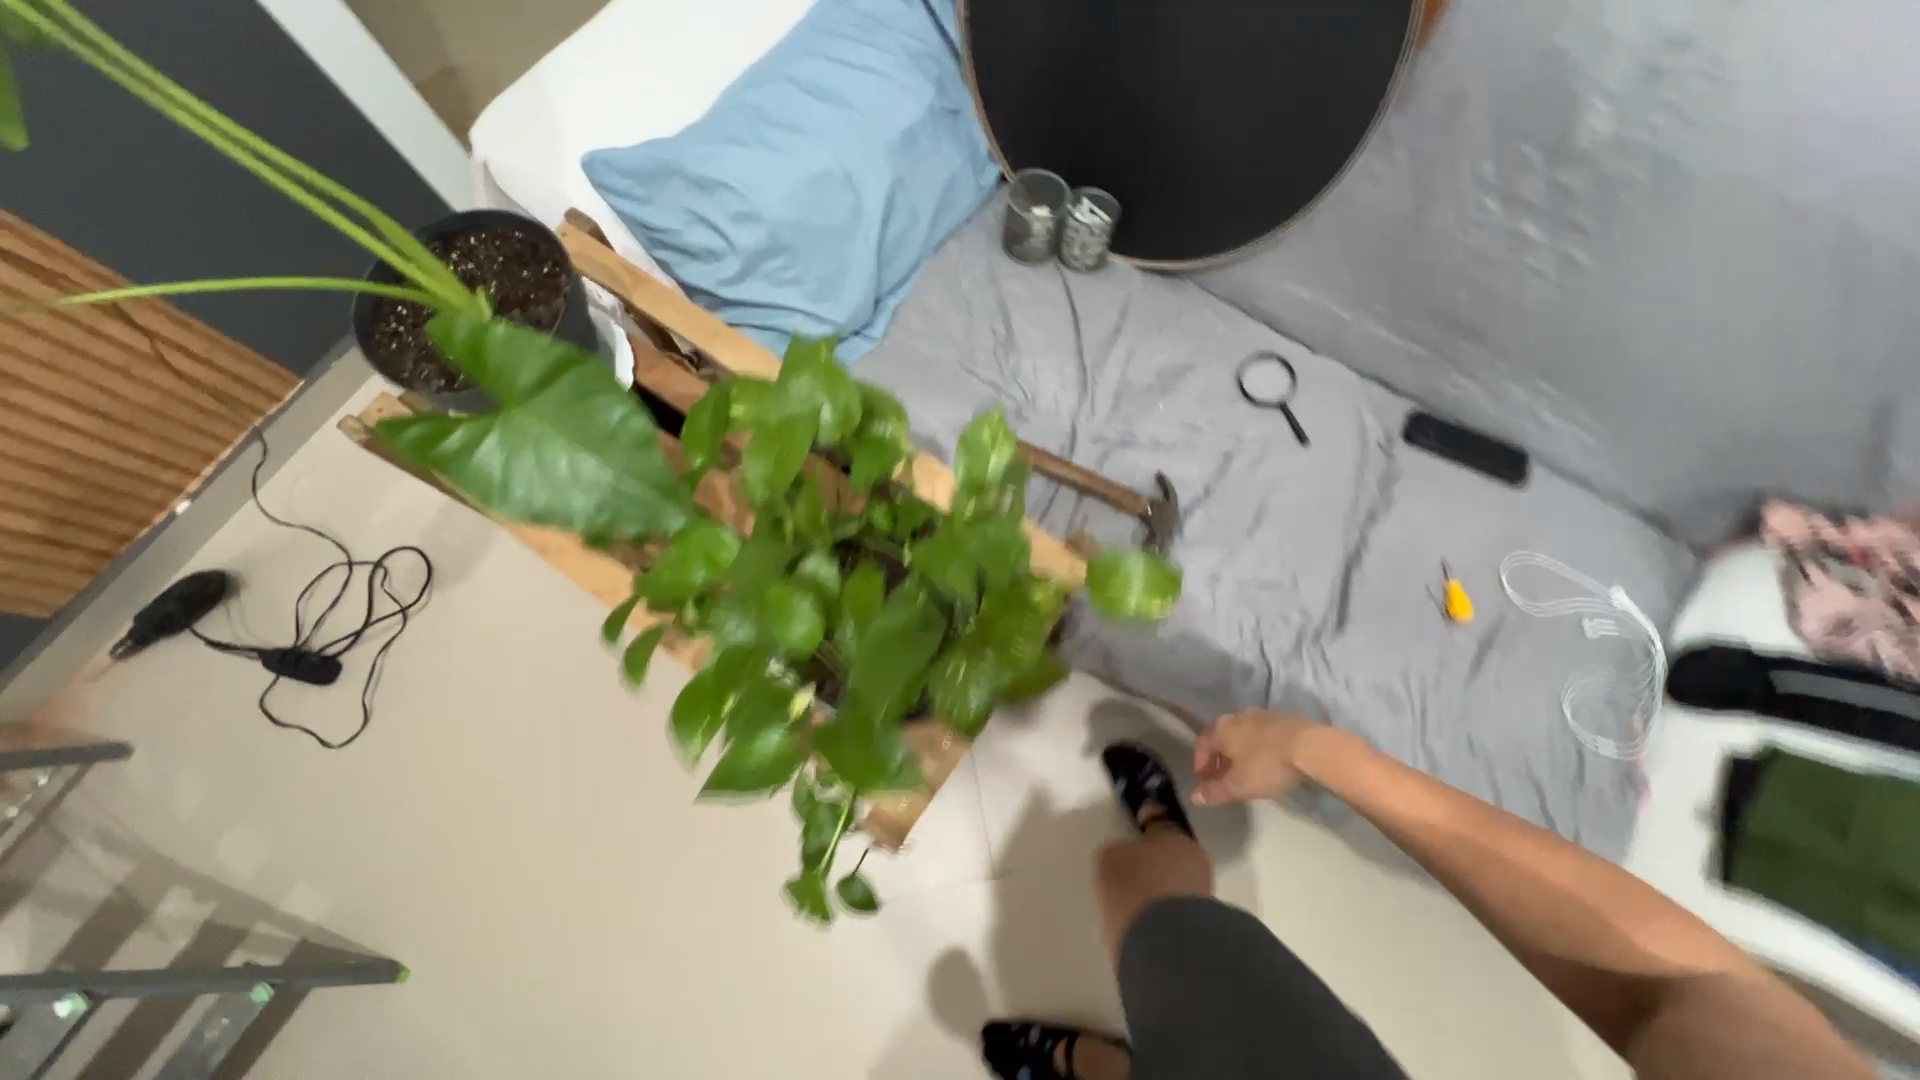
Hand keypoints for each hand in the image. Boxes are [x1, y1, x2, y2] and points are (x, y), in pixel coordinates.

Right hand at [1191, 709, 1323, 804]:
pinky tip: (1269, 760)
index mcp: (1221, 730)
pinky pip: (1263, 734)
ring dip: (1241, 751)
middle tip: (1224, 776)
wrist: (1310, 747)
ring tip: (1247, 769)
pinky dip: (1259, 746)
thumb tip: (1195, 796)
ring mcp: (1262, 715)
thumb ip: (1215, 791)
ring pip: (1244, 734)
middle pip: (1222, 737)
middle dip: (1220, 757)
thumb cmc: (1267, 765)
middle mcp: (1237, 717)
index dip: (1200, 763)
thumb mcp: (1239, 785)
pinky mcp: (1284, 719)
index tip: (1203, 780)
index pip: (1202, 744)